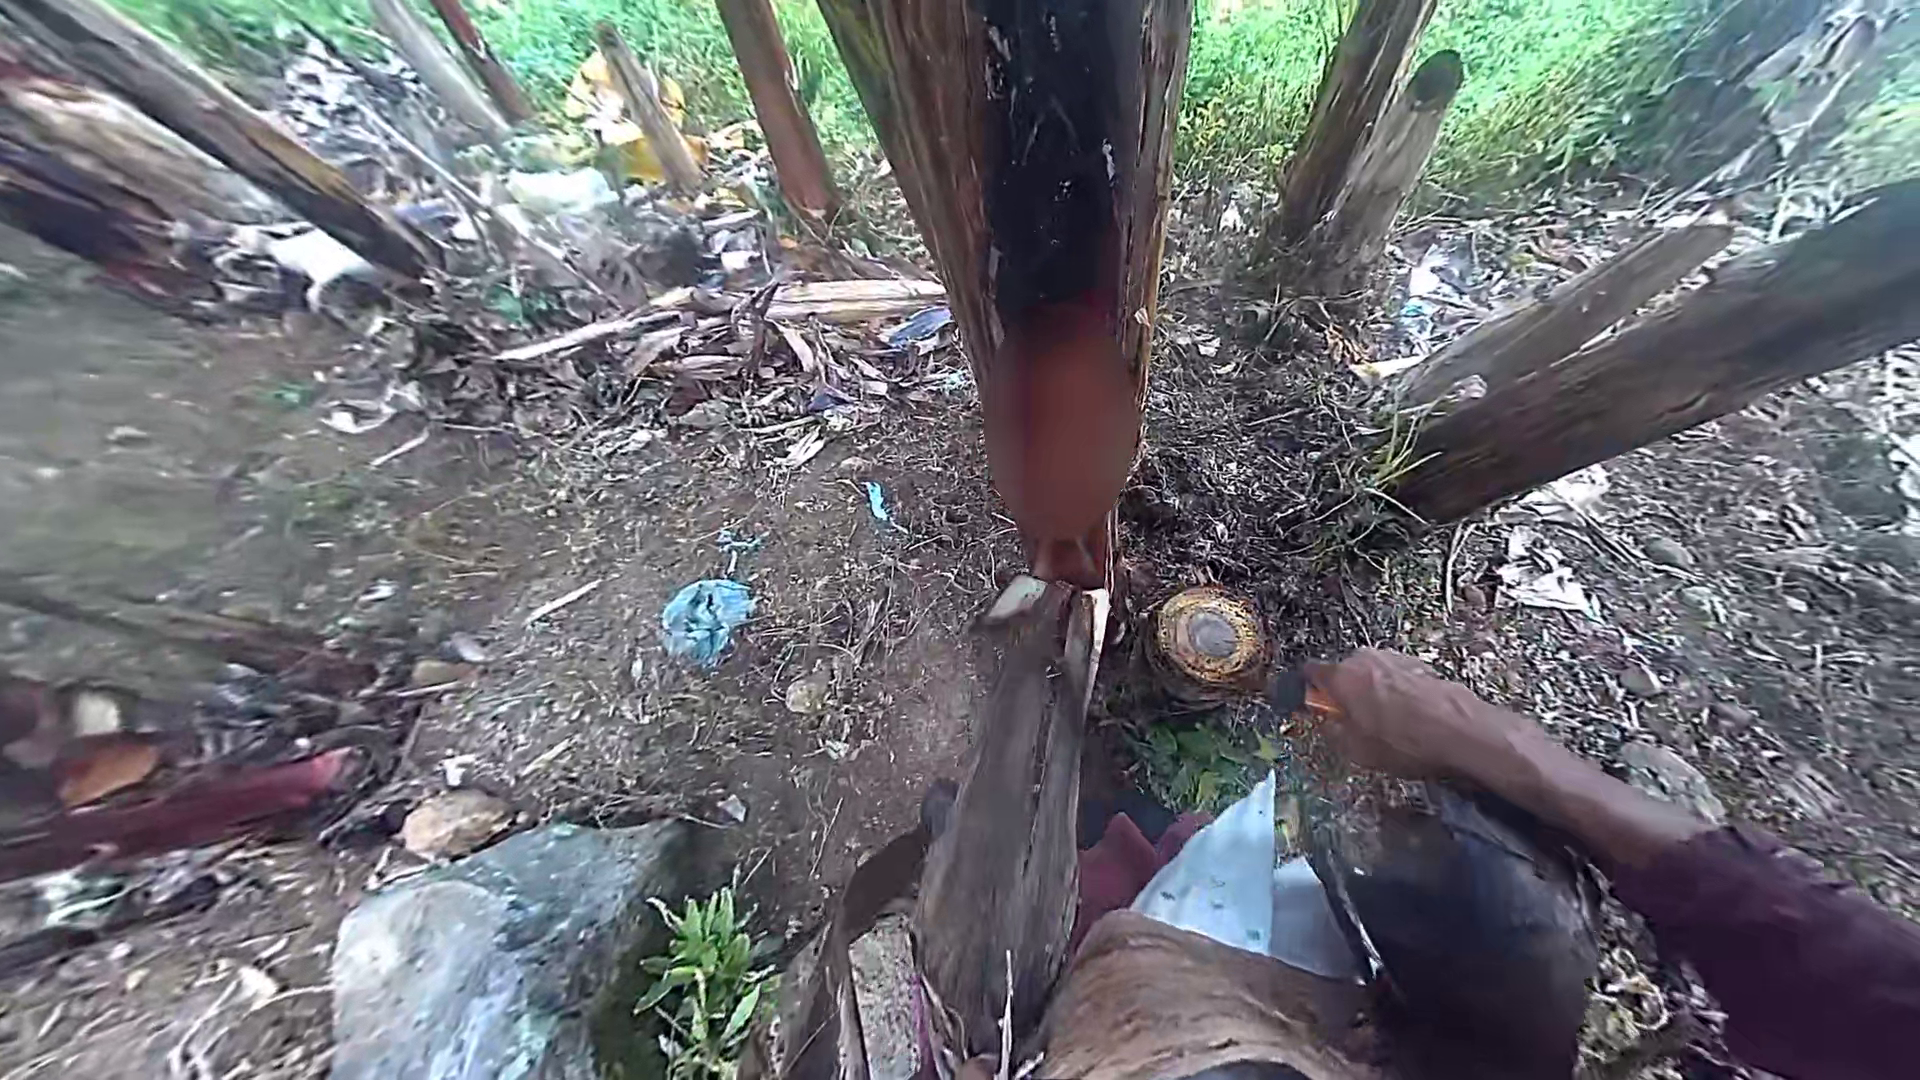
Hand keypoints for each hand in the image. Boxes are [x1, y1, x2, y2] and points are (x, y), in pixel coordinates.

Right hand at [1302, 648, 1539, 783]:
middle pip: (1342, 671)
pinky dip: (1398, 690)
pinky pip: (1396, 676)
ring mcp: (1393, 658)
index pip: (1309, 672)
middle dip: (1345, 691)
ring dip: (1373, 689)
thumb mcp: (1356, 749)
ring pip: (1371, 673)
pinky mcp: (1420, 664)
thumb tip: (1328, 721)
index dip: (1310, 690)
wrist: (1466, 733)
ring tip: (1390, 720)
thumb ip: (1332, 730)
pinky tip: (1412, 715)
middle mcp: (1363, 659)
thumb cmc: (1405, 741)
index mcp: (1339, 676)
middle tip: (1356, 719)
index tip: (1318, 706)